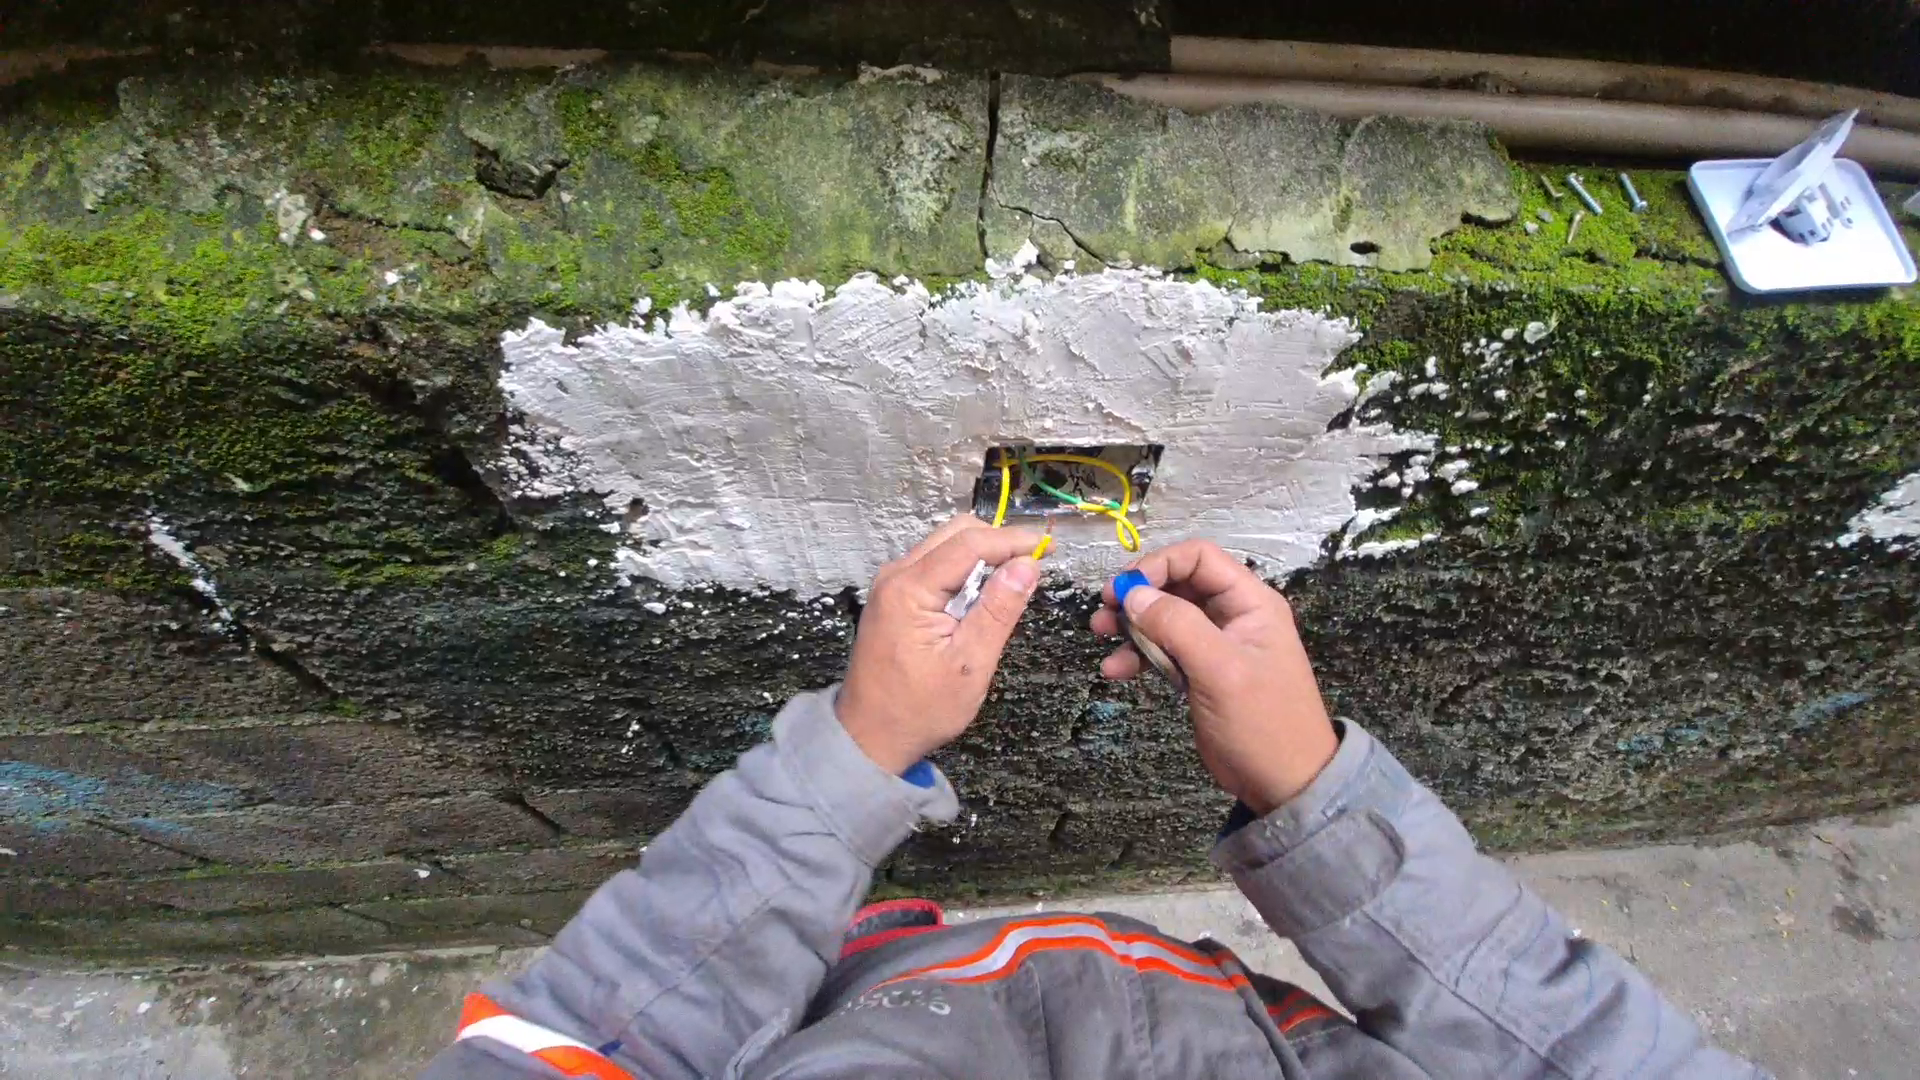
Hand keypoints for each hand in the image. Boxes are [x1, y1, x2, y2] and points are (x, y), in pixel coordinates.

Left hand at [838, 516, 1044, 773]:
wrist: (869, 737)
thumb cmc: (919, 709)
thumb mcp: (970, 664)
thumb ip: (999, 610)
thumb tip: (1028, 565)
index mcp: (909, 589)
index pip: (969, 543)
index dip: (1012, 540)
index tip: (1047, 548)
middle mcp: (895, 576)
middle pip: (955, 534)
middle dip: (998, 542)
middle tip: (1034, 563)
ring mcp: (891, 584)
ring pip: (944, 546)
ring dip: (981, 555)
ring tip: (1013, 581)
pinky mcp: (894, 596)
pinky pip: (934, 566)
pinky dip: (963, 570)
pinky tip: (983, 595)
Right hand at [1091, 540, 1337, 814]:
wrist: (1284, 786)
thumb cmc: (1262, 723)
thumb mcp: (1221, 669)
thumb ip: (1177, 626)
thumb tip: (1133, 594)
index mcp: (1249, 603)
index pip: (1199, 558)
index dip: (1159, 564)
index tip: (1126, 588)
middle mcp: (1230, 616)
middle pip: (1175, 585)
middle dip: (1137, 594)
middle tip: (1104, 610)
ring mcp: (1212, 644)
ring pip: (1162, 617)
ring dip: (1129, 624)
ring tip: (1099, 635)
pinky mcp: (1197, 671)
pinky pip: (1160, 650)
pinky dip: (1135, 656)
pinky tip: (1114, 671)